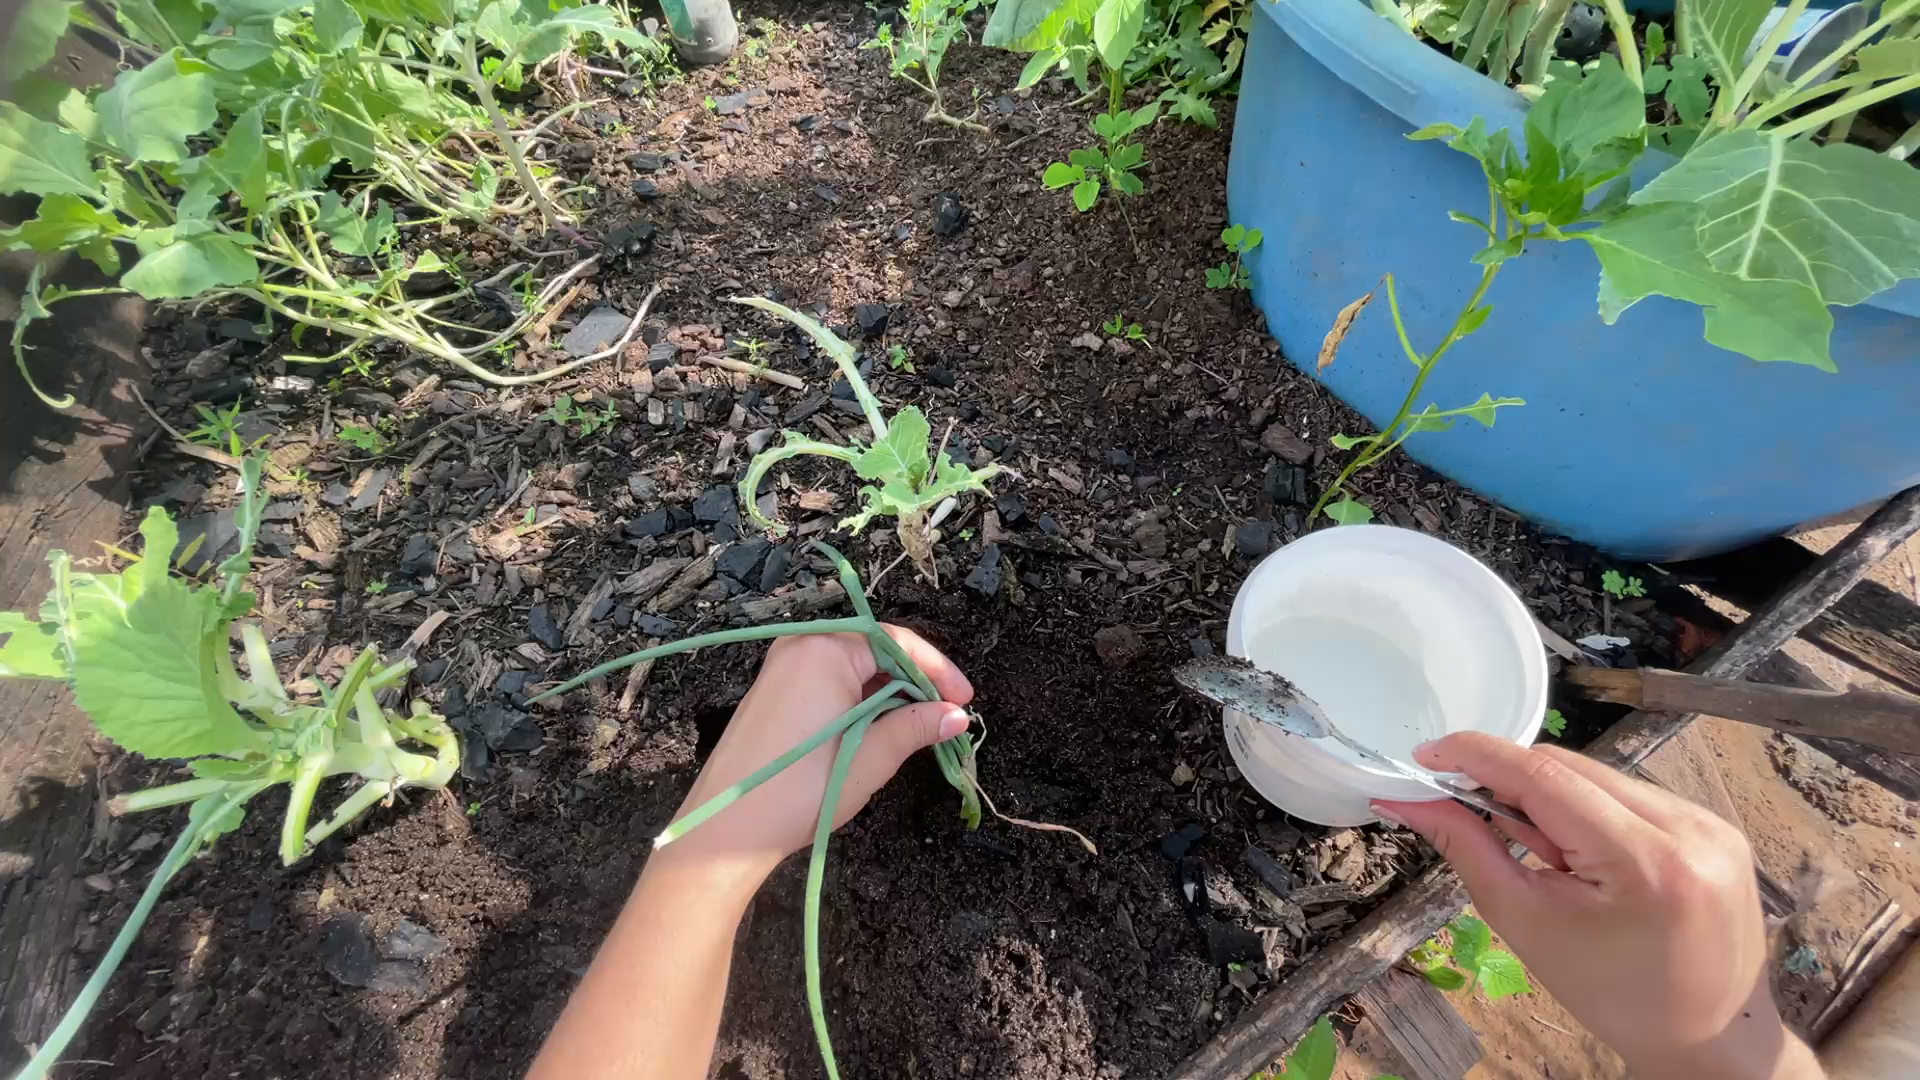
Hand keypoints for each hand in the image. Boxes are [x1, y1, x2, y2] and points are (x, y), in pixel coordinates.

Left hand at [656, 625, 972, 879]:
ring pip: (853, 668)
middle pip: (875, 650)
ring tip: (919, 724)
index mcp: (825, 649)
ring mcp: (783, 667)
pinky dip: (860, 699)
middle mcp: (801, 646)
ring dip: (889, 693)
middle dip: (914, 682)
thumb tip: (957, 715)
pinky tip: (880, 726)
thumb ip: (916, 727)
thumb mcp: (870, 758)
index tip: (966, 698)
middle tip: (946, 714)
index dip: (937, 669)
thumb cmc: (801, 792)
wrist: (724, 833)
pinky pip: (830, 680)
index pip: (896, 642)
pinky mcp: (774, 690)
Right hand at [1374, 733, 1820, 1079]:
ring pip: (1587, 771)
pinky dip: (1575, 803)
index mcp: (1646, 861)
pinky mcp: (1711, 825)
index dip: (1474, 754)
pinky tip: (1573, 849)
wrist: (1710, 1042)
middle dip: (1504, 778)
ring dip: (1540, 793)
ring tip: (1538, 850)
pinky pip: (1616, 788)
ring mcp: (1709, 823)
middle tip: (1468, 810)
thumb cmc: (1604, 989)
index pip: (1541, 774)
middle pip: (1563, 765)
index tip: (1423, 755)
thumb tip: (1402, 797)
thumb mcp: (1517, 915)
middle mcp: (1690, 828)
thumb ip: (1461, 843)